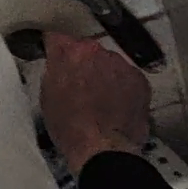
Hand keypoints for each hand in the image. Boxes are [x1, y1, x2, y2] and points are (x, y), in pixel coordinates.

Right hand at [40, 33, 151, 171]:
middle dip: (82, 61)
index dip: (54, 50)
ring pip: (108, 62)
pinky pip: (127, 76)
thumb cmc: (68, 125)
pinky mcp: (140, 80)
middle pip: (86, 49)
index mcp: (68, 52)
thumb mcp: (47, 93)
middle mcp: (95, 51)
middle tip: (80, 83)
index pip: (56, 39)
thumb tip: (60, 64)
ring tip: (103, 96)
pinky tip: (118, 104)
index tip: (55, 59)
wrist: (103, 149)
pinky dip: (122, 85)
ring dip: (104, 72)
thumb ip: (54, 69)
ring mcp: (120, 64)